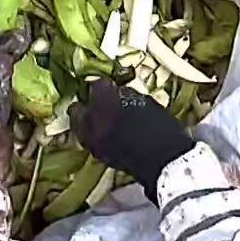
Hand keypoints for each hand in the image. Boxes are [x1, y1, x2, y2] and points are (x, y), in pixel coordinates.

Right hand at [71, 78, 195, 200]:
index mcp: (103, 91)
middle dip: (110, 103)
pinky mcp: (164, 113)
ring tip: (125, 133)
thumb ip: (78, 118)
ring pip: (131, 102)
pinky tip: (141, 138)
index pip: (93, 84)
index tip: (88, 108)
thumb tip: (75, 107)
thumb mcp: (88, 135)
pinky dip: (143, 123)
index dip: (90, 95)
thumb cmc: (116, 144)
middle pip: (114, 92)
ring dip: (127, 113)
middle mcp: (126, 89)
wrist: (162, 156)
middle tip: (106, 122)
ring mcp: (147, 99)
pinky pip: (147, 115)